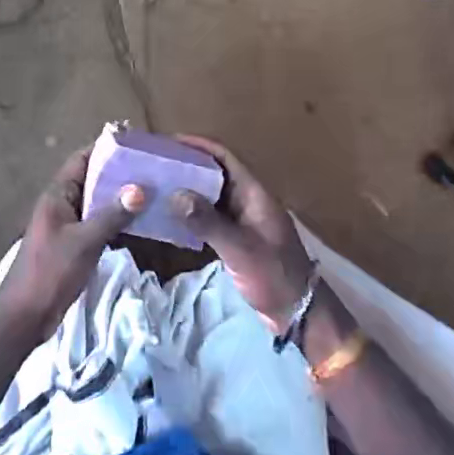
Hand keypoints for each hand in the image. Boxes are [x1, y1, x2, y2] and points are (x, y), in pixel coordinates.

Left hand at [0, 148, 144, 337]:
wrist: (24, 318)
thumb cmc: (50, 272)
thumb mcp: (85, 241)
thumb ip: (112, 215)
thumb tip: (140, 188)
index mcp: (57, 195)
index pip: (81, 160)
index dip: (105, 148)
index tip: (134, 142)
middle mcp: (62, 205)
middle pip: (91, 178)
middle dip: (118, 171)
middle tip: (151, 166)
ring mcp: (67, 226)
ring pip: (97, 202)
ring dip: (119, 196)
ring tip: (151, 189)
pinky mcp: (74, 246)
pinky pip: (98, 223)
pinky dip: (117, 218)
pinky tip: (139, 221)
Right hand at [169, 135, 314, 325]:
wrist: (297, 312)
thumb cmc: (274, 275)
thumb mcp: (240, 248)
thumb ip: (208, 222)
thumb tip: (175, 194)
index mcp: (254, 192)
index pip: (224, 157)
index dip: (198, 145)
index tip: (169, 142)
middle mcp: (247, 200)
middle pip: (215, 173)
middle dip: (187, 165)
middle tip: (155, 164)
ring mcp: (241, 220)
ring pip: (210, 195)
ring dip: (187, 189)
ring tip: (156, 186)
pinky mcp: (235, 239)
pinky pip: (209, 217)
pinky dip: (191, 213)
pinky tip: (169, 218)